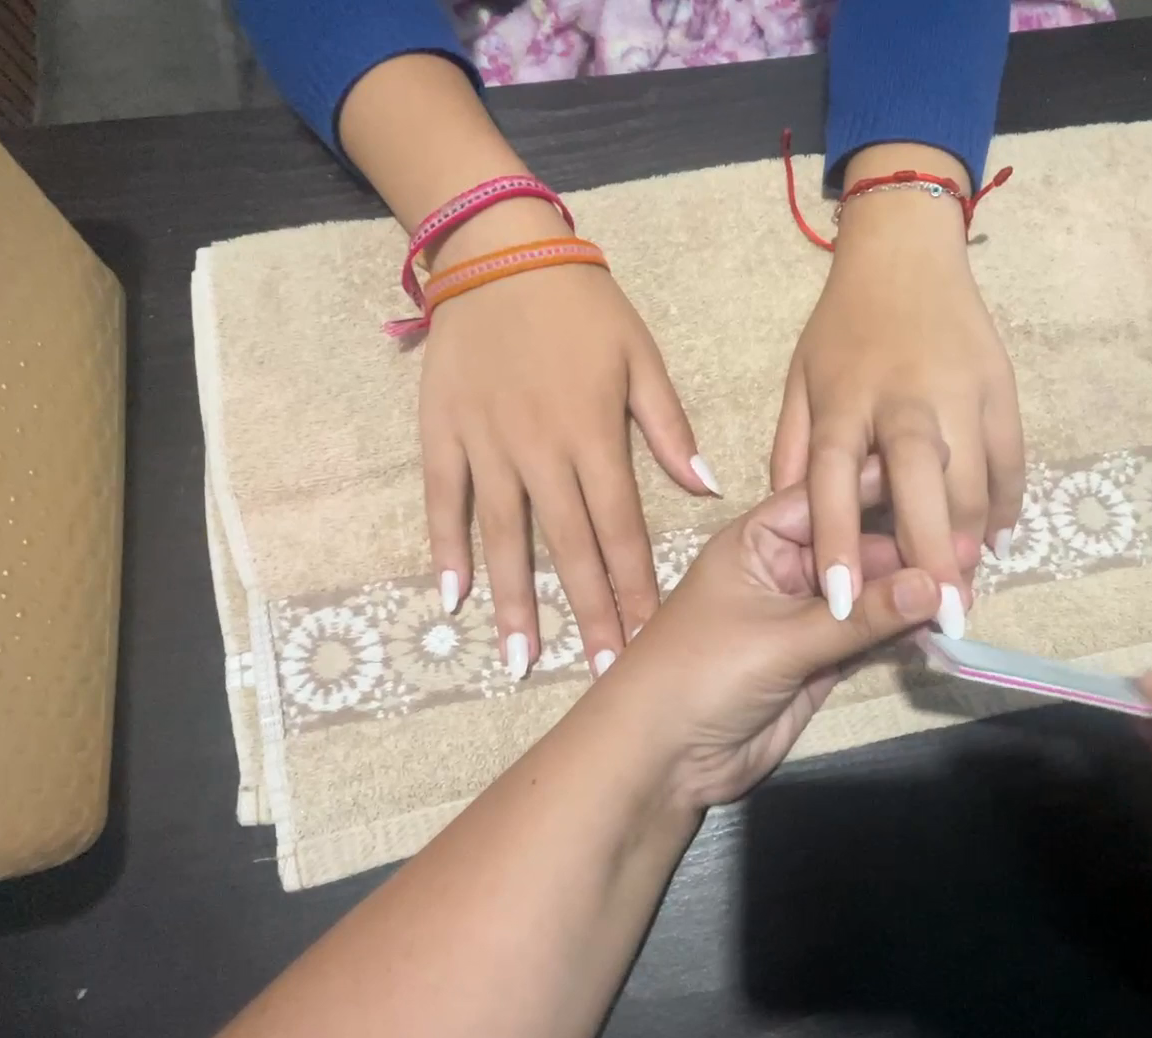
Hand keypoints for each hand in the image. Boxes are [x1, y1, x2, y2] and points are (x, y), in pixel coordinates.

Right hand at [421, 201, 717, 681]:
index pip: (623, 530)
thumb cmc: (583, 306)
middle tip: (599, 671)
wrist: (500, 252)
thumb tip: (709, 487)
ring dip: (515, 601)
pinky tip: (451, 598)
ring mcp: (487, 447)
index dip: (637, 588)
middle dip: (589, 613)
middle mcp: (542, 453)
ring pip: (506, 537)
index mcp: (596, 438)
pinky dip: (446, 549)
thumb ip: (671, 428)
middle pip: (570, 548)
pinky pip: (444, 501)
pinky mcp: (442, 435)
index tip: (648, 638)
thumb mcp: (642, 357)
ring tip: (521, 659)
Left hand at [609, 466, 981, 807]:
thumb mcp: (780, 637)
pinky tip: (940, 626)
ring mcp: (804, 617)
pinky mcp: (819, 660)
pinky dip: (899, 634)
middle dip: (906, 556)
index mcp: (760, 541)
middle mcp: (786, 569)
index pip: (826, 501)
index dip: (878, 489)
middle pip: (855, 551)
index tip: (936, 472)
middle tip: (967, 556)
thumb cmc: (703, 672)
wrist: (663, 758)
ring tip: (968, 590)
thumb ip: (859, 616)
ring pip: (866, 597)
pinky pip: (867, 638)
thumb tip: (936, 586)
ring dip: (909, 597)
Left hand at [772, 144, 1022, 639]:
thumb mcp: (800, 381)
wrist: (906, 251)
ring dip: (972, 539)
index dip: (836, 546)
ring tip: (966, 586)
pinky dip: (1008, 503)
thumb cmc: (843, 326)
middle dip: (930, 556)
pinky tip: (998, 538)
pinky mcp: (1001, 388)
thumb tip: (784, 513)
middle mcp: (903, 401)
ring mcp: (959, 393)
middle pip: (919, 487)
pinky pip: (1011, 458)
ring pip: (972, 481)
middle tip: (940, 616)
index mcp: (843, 401)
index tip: (842, 604)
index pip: (834, 482)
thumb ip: (792, 448)